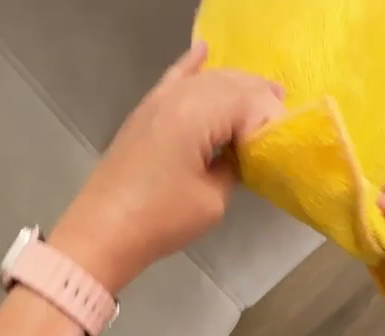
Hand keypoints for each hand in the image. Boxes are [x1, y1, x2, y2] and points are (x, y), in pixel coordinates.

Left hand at [51, 42, 284, 291]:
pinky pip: (174, 80)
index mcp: (201, 111)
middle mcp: (181, 95)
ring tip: (261, 101)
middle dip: (259, 102)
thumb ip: (232, 168)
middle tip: (278, 127)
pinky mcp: (144, 114)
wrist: (102, 233)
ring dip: (235, 89)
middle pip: (233, 85)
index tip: (282, 149)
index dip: (272, 124)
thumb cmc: (160, 221)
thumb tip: (236, 155)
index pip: (252, 104)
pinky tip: (204, 53)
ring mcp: (159, 100)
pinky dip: (191, 68)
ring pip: (207, 81)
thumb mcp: (212, 202)